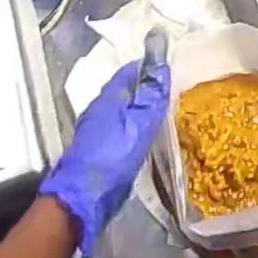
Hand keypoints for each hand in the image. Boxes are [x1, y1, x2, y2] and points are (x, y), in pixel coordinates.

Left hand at [38, 54, 170, 256]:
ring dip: (143, 105)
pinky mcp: (101, 146)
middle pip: (127, 88)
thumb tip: (161, 61)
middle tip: (174, 87)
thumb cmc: (114, 156)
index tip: (172, 65)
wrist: (83, 197)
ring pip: (125, 107)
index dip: (151, 65)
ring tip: (166, 108)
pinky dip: (137, 122)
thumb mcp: (140, 123)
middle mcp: (101, 108)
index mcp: (109, 97)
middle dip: (148, 85)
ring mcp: (98, 128)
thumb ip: (152, 94)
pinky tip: (149, 131)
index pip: (131, 70)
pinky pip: (123, 125)